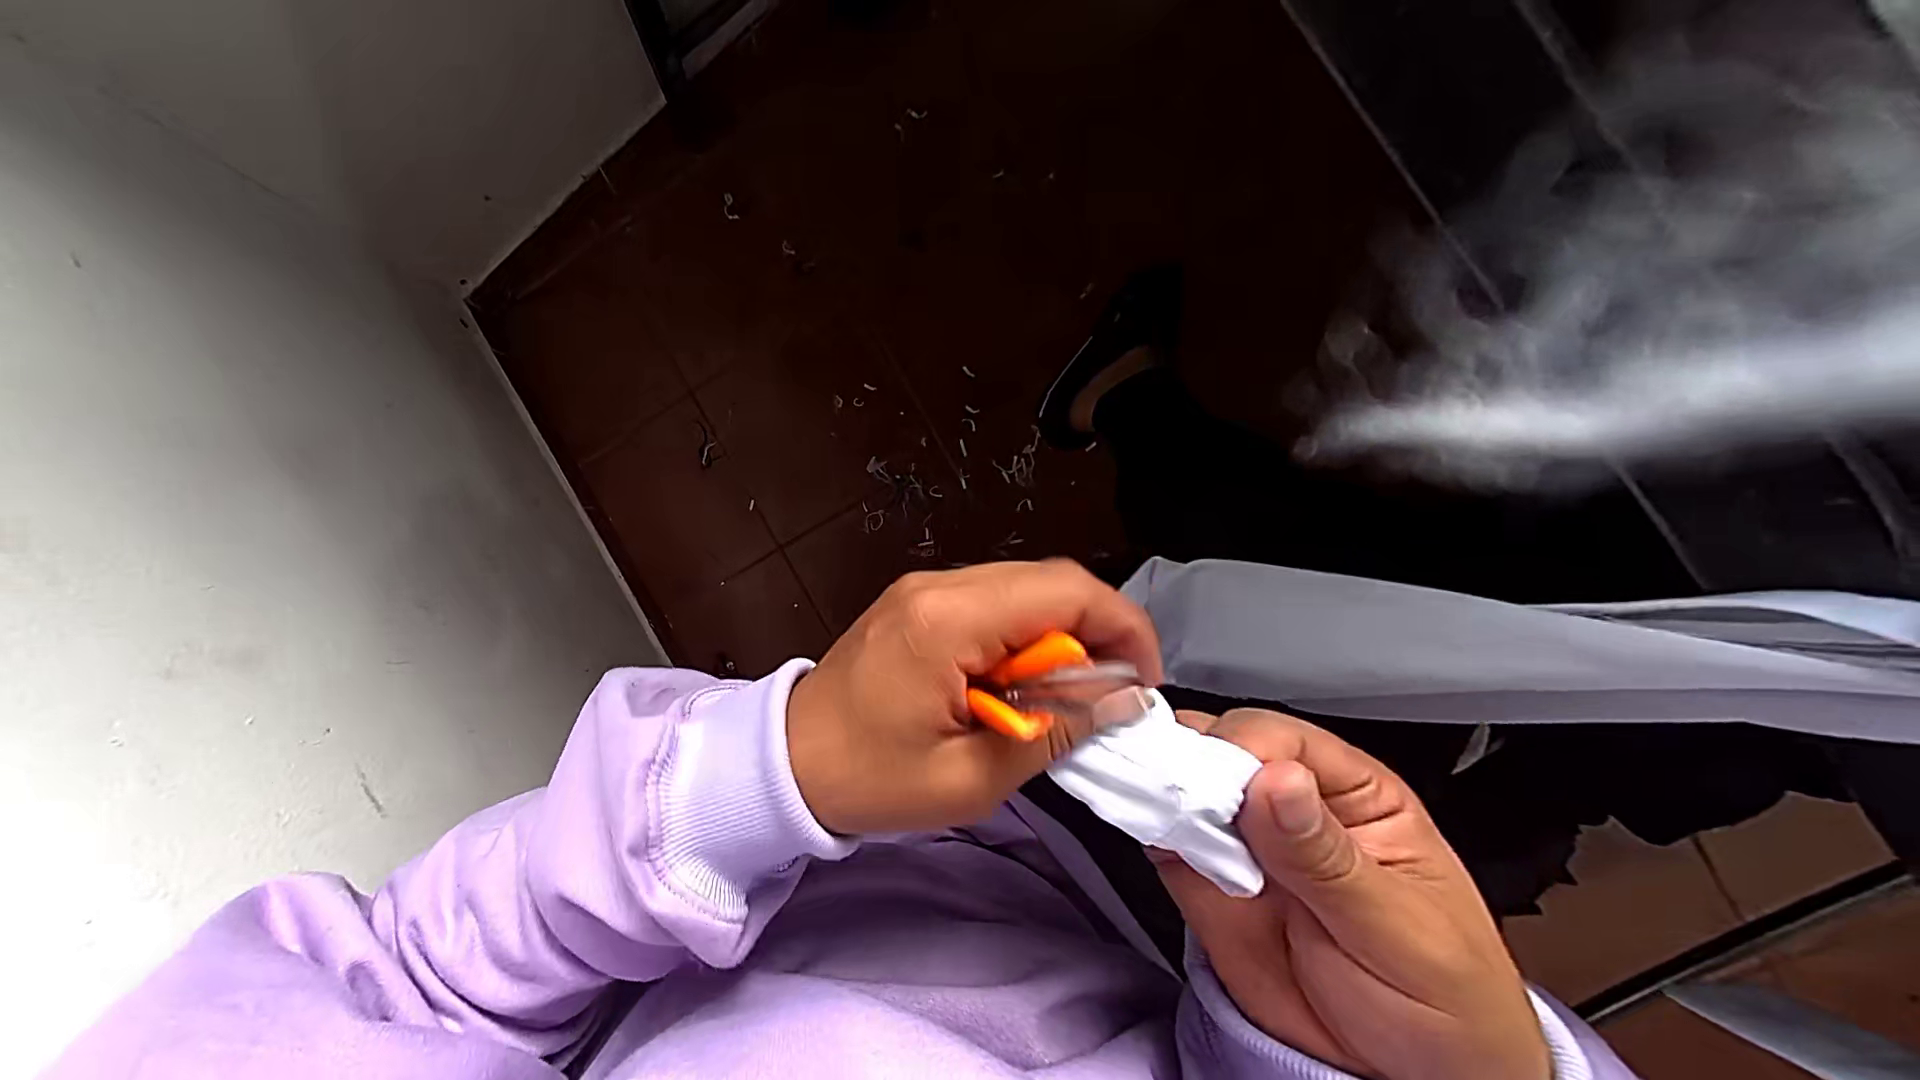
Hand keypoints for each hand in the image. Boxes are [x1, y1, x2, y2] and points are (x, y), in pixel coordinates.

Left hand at [786, 560, 1162, 834]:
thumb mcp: (970, 778)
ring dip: (1061, 634)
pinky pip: (997, 600)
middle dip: (1096, 632)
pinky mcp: (921, 600)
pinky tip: (1020, 680)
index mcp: (947, 621)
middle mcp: (939, 585)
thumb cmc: (868, 780)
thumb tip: (1120, 700)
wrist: (784, 761)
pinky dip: (1026, 634)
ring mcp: (927, 586)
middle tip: (1108, 694)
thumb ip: (1052, 731)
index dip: (1122, 628)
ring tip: (1064, 694)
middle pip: (1051, 580)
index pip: (1065, 592)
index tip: (1143, 682)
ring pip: (1028, 587)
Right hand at [1155, 709, 1547, 1079]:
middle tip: (1181, 796)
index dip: (1245, 749)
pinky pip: (1163, 834)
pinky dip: (1147, 828)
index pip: (1282, 739)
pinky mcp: (1201, 874)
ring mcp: (1239, 837)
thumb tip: (1280, 781)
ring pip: (1181, 782)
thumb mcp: (1399, 933)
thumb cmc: (1442, 1002)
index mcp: (1350, 792)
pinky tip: (1154, 836)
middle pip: (1219, 747)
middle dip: (1191, 762)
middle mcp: (1285, 802)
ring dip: (1161, 790)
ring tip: (1164, 818)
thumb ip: (1330, 858)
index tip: (1226, 785)